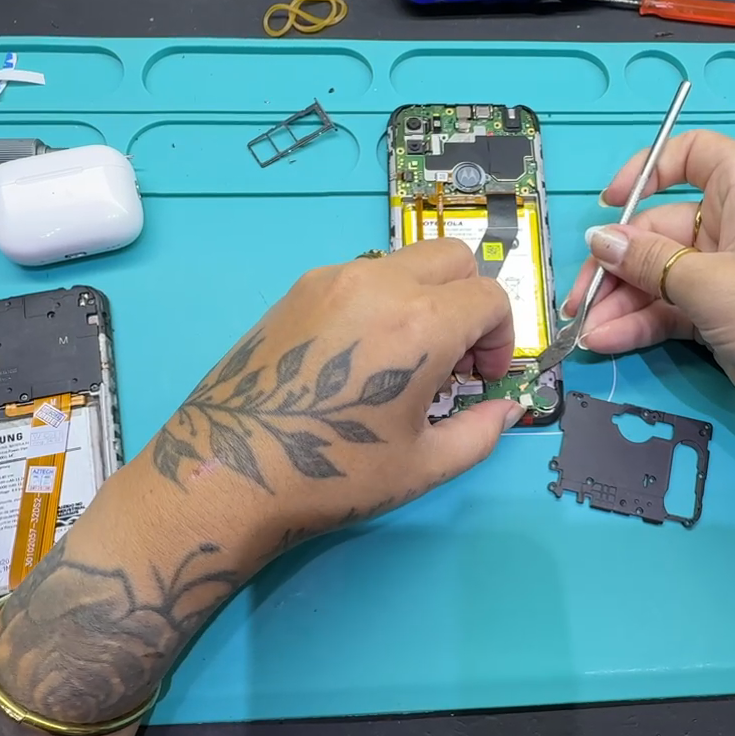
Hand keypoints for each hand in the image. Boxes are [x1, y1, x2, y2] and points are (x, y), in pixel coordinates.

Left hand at [141, 238, 523, 549]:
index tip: (483, 379)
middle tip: (454, 361)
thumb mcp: (424, 466)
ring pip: (407, 262)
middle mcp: (378, 283)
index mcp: (419, 324)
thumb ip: (481, 432)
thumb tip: (507, 409)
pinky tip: (361, 356)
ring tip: (405, 360)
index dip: (502, 338)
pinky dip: (386, 299)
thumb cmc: (334, 476)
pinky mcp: (298, 289)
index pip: (490, 298)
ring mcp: (332, 279)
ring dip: (428, 298)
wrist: (227, 473)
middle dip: (471, 304)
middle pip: (454, 259)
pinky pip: (364, 274)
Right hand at [564, 130, 734, 442]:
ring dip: (619, 303)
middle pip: (658, 231)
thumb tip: (598, 239)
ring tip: (584, 332)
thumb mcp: (712, 285)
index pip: (694, 156)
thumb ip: (648, 263)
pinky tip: (605, 342)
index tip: (610, 203)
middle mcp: (732, 227)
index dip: (649, 169)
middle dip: (615, 266)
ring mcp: (725, 275)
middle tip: (578, 302)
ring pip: (657, 277)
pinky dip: (638, 325)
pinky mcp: (720, 317)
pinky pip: (668, 311)